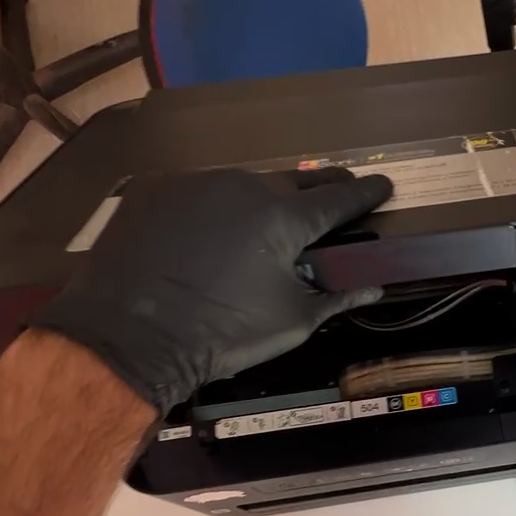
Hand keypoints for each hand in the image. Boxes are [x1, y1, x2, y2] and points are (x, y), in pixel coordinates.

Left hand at [33, 167, 391, 413]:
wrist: (131, 335)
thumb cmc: (225, 333)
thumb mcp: (293, 322)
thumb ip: (336, 298)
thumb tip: (373, 288)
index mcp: (284, 220)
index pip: (338, 201)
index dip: (365, 194)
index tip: (384, 185)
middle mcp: (245, 188)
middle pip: (295, 180)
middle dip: (321, 186)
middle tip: (338, 188)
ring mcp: (197, 183)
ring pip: (245, 183)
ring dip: (265, 196)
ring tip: (271, 214)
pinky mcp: (158, 189)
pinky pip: (202, 189)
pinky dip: (219, 204)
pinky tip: (215, 227)